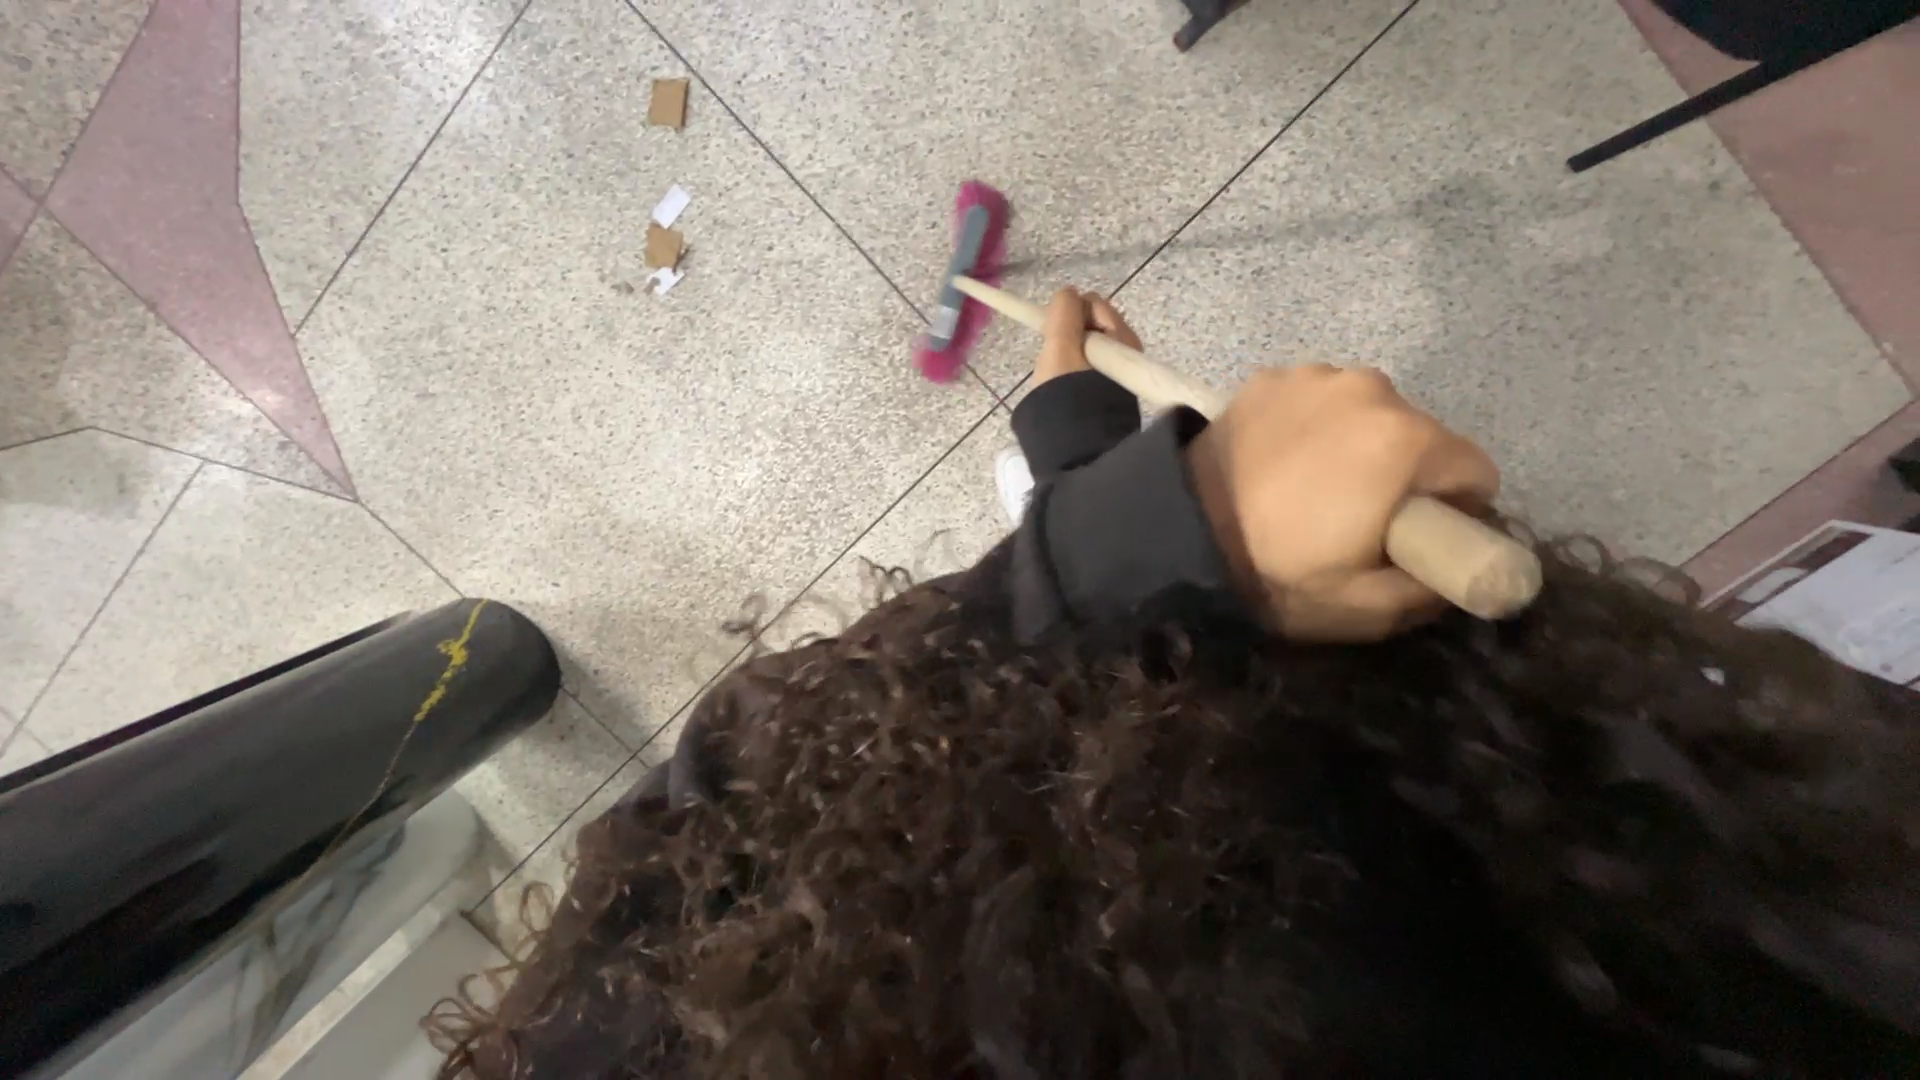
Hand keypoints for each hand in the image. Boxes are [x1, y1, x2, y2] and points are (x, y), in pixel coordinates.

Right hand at [1034, 287, 1142, 387]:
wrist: (1076, 443)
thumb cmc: (1067, 393)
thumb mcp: (1061, 346)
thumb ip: (1064, 313)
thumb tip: (1068, 295)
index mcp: (1122, 336)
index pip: (1093, 303)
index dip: (1069, 312)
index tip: (1053, 333)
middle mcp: (1127, 350)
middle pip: (1091, 323)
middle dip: (1070, 332)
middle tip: (1056, 357)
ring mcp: (1119, 371)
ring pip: (1087, 345)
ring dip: (1070, 352)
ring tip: (1059, 376)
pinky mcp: (1109, 389)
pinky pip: (1088, 365)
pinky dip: (1074, 369)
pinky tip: (1065, 387)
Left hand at [1183, 365, 1499, 641]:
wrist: (1173, 532)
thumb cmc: (1273, 570)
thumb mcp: (1365, 607)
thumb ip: (1435, 589)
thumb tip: (1463, 572)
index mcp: (1407, 440)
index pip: (1474, 473)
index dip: (1454, 513)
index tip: (1410, 537)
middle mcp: (1370, 390)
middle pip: (1421, 438)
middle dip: (1402, 478)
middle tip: (1351, 517)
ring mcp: (1315, 376)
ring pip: (1369, 415)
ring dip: (1356, 446)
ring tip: (1307, 489)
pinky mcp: (1271, 376)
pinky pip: (1318, 402)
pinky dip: (1311, 427)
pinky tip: (1276, 462)